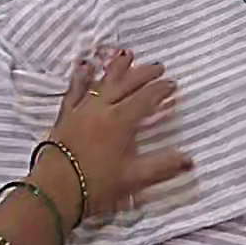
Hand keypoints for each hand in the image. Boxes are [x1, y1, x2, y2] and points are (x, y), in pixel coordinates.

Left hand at [41, 50, 191, 220]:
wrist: (55, 190)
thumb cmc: (97, 185)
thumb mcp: (135, 178)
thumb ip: (163, 167)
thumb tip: (190, 160)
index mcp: (121, 121)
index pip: (146, 98)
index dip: (161, 89)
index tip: (173, 84)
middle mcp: (103, 108)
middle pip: (127, 84)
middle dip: (144, 73)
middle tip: (158, 67)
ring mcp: (82, 109)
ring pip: (102, 81)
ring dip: (116, 67)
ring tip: (127, 54)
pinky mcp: (66, 115)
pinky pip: (75, 90)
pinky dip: (82, 76)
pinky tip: (84, 66)